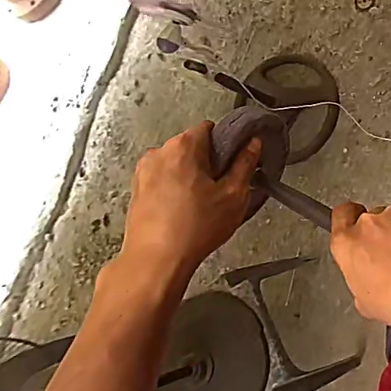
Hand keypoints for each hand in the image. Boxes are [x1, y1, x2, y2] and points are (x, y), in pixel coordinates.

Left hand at [118, 122, 260, 284]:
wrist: (156, 261)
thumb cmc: (193, 229)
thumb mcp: (234, 194)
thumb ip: (246, 163)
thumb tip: (252, 145)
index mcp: (183, 147)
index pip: (212, 128)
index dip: (229, 144)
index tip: (238, 161)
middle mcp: (159, 154)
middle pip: (194, 146)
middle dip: (211, 162)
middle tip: (225, 187)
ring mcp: (144, 173)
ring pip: (179, 164)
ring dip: (194, 176)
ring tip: (206, 203)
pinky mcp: (138, 191)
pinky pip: (165, 180)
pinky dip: (178, 189)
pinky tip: (189, 211)